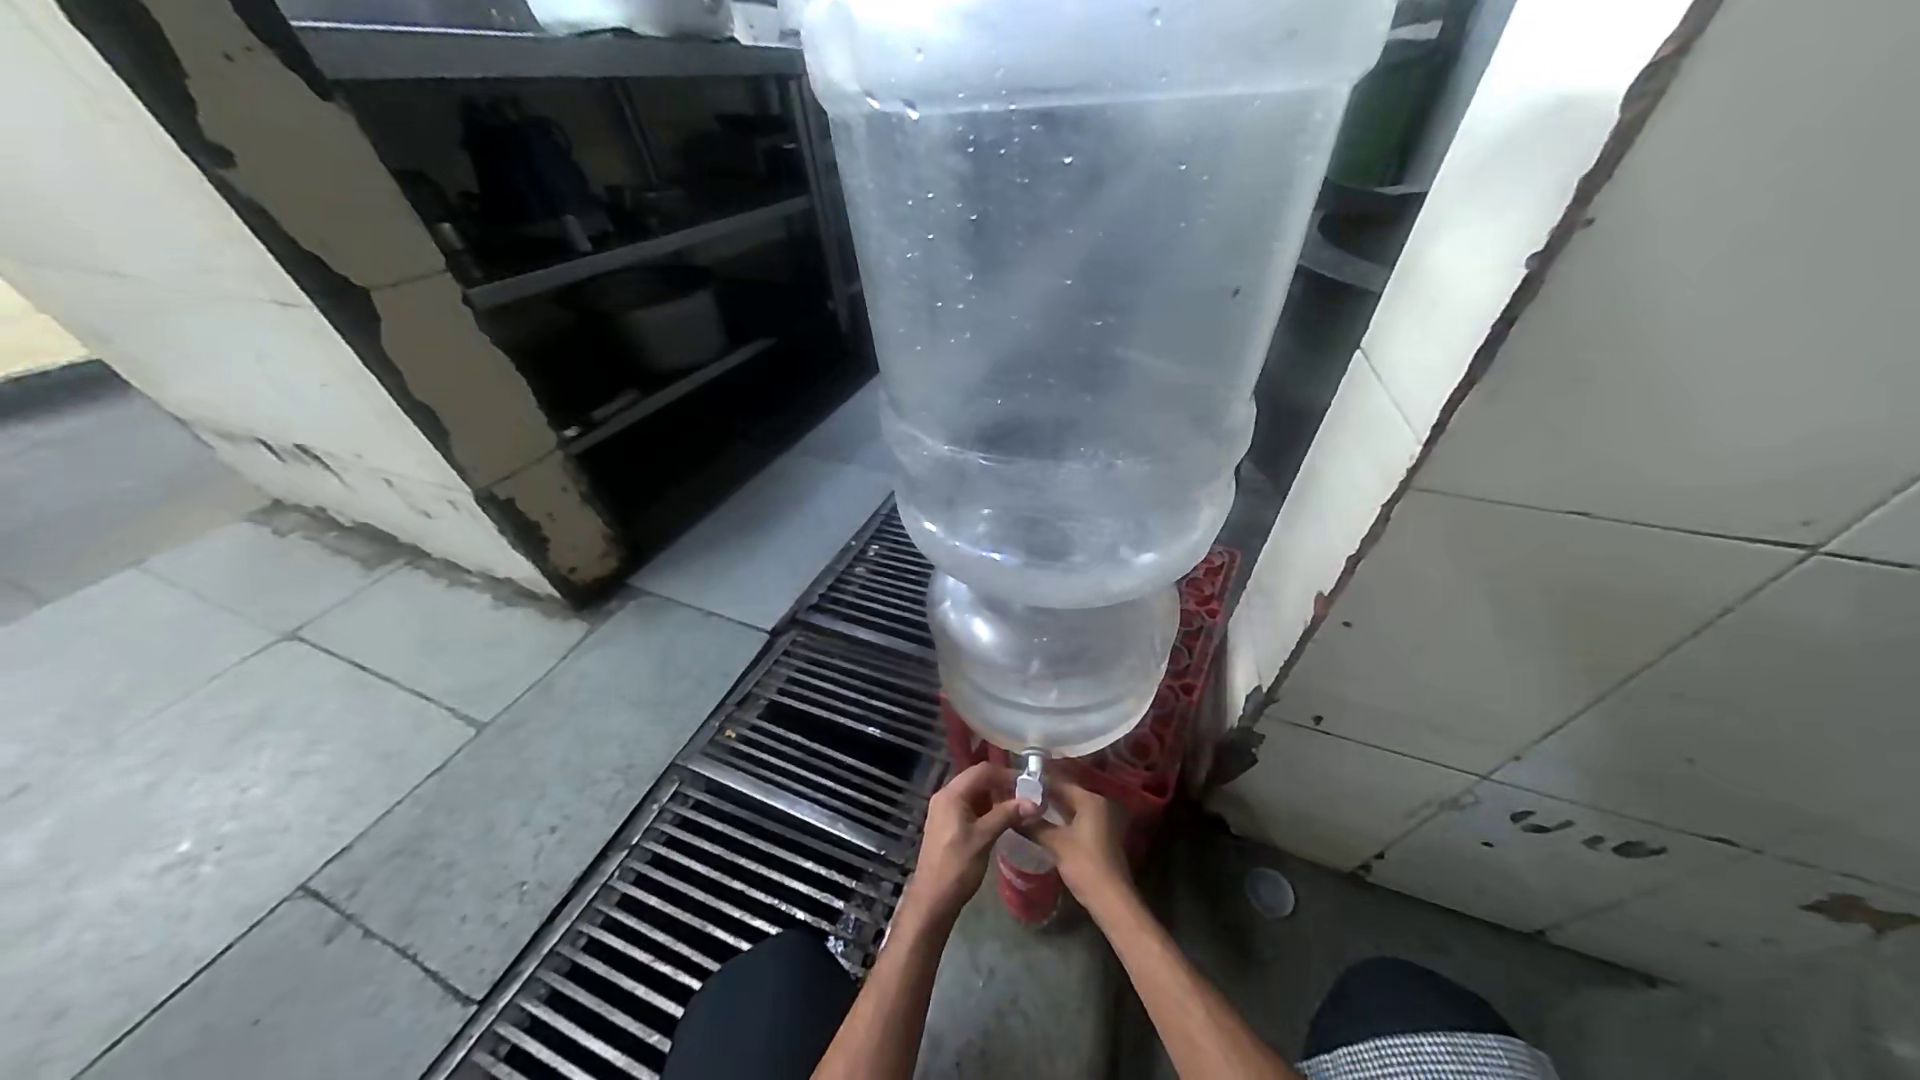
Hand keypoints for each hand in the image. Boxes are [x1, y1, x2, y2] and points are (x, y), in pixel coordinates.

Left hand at [901, 762, 1039, 926]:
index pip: (982, 771)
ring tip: (1018, 806)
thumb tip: (1035, 802)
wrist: (933, 898)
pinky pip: (970, 806)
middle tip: (1026, 795)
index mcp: (951, 794)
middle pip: (977, 779)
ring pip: (974, 793)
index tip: (1029, 783)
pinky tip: (1002, 819)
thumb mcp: (984, 837)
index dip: (1006, 774)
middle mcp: (945, 796)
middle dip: (1002, 784)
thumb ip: (1007, 815)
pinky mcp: (948, 824)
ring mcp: (945, 810)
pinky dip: (987, 808)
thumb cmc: (957, 866)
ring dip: (995, 797)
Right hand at [1027, 778, 1130, 903]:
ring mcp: (1104, 820)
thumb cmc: (1084, 865)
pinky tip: (1044, 826)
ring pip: (1072, 808)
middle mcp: (1100, 805)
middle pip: (1067, 794)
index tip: (1018, 786)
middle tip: (1020, 798)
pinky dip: (1063, 821)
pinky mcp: (1102, 835)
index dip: (1038, 785)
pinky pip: (1078, 820)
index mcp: (1091, 800)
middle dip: (1045, 797)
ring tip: (1028, 811)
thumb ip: (1034, 825)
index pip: (1060, 784)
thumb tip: (1013, 815)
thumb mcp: (1055, 843)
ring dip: (1053, 810)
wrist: (1111, 899)